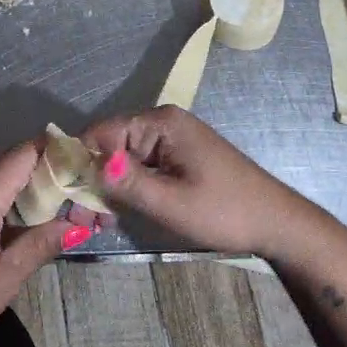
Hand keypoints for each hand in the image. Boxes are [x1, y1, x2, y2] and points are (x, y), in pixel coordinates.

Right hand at [81, 105, 308, 257]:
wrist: (278, 224)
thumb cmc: (226, 211)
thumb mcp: (173, 203)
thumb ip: (129, 182)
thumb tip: (88, 164)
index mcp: (162, 123)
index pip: (104, 131)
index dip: (82, 160)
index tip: (69, 194)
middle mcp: (164, 122)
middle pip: (112, 143)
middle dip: (95, 177)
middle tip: (84, 217)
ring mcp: (173, 138)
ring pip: (125, 156)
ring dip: (111, 185)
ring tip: (100, 219)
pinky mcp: (179, 155)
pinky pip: (142, 164)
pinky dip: (130, 185)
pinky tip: (122, 211)